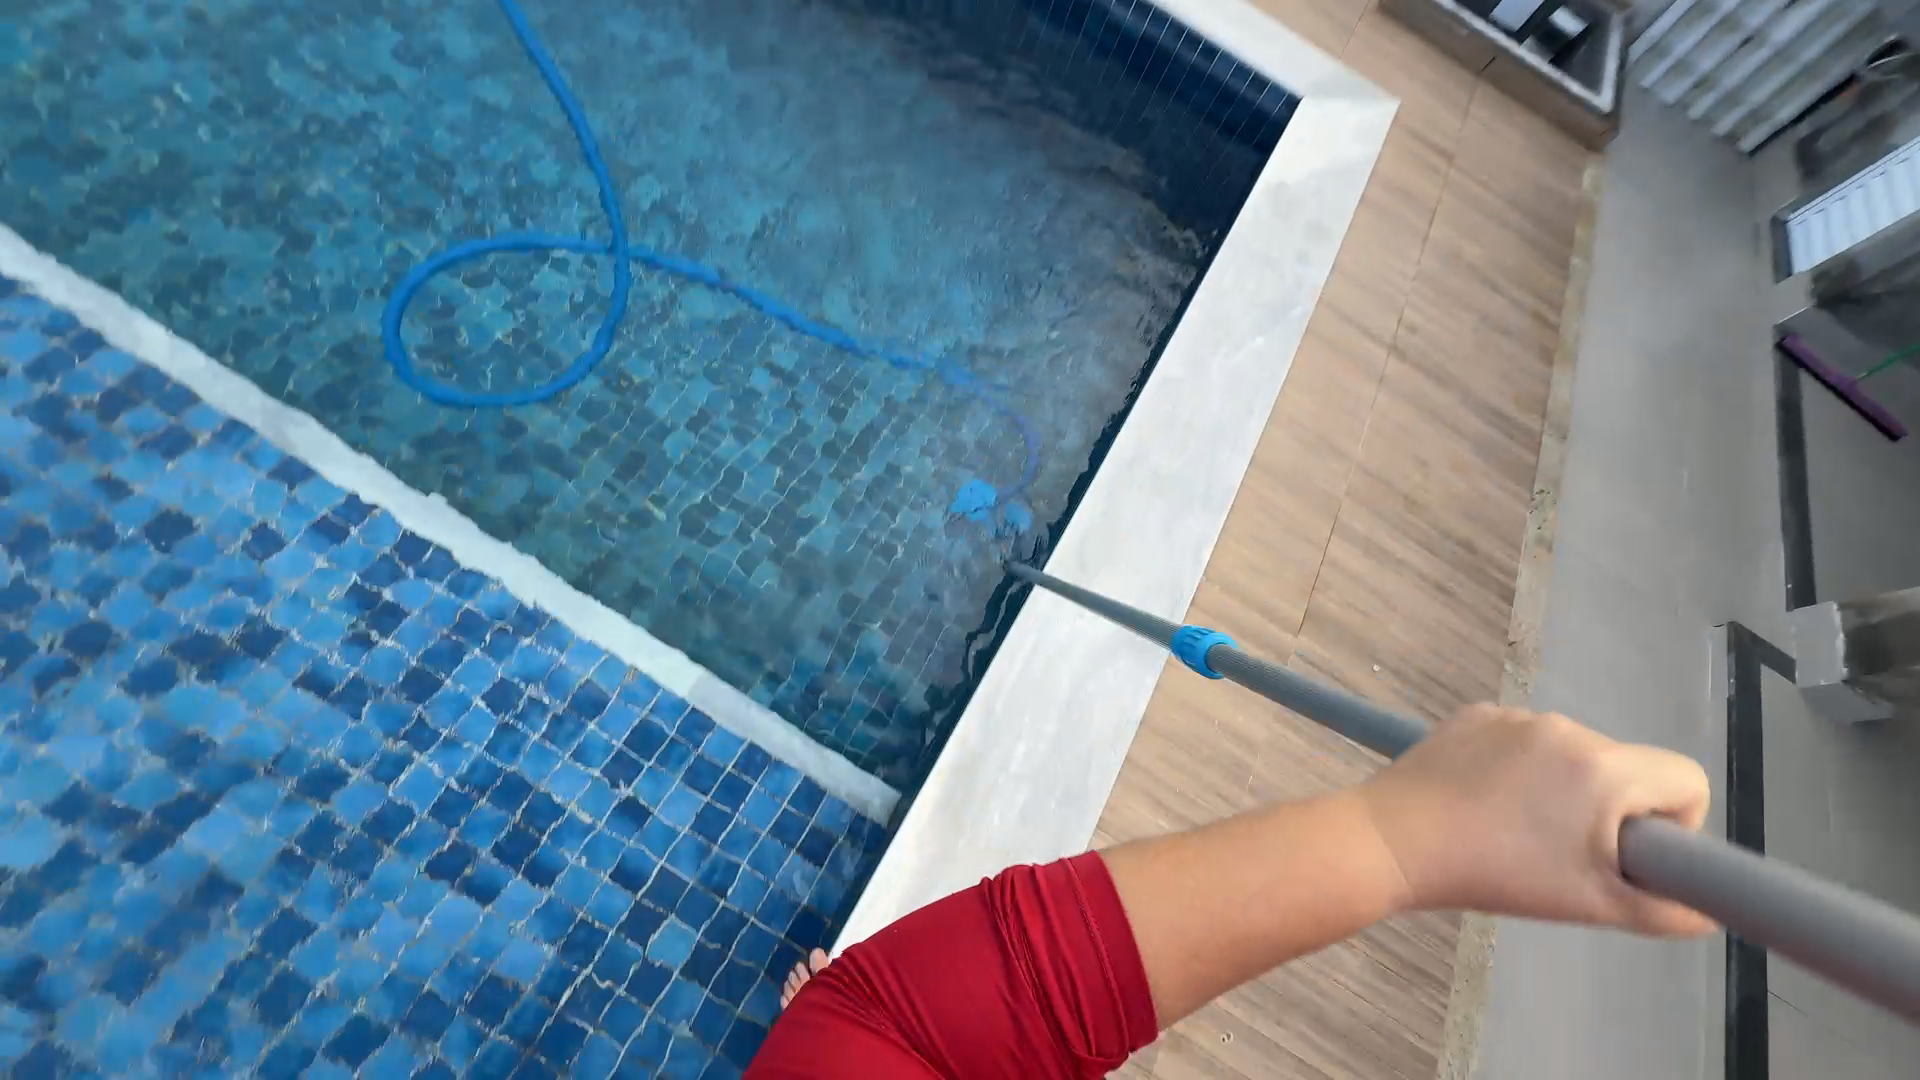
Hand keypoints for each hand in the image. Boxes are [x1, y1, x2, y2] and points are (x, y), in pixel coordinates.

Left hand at [1356, 704, 1716, 936]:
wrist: (1397, 839)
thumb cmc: (1499, 871)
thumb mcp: (1601, 905)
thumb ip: (1675, 910)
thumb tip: (1701, 903)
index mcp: (1601, 764)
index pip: (1684, 778)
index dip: (1674, 822)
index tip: (1625, 851)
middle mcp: (1560, 726)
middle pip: (1623, 765)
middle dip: (1610, 806)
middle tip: (1560, 846)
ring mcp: (1508, 715)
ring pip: (1568, 753)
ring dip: (1562, 785)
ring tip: (1513, 823)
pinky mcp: (1469, 714)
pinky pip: (1520, 739)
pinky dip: (1517, 765)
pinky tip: (1482, 795)